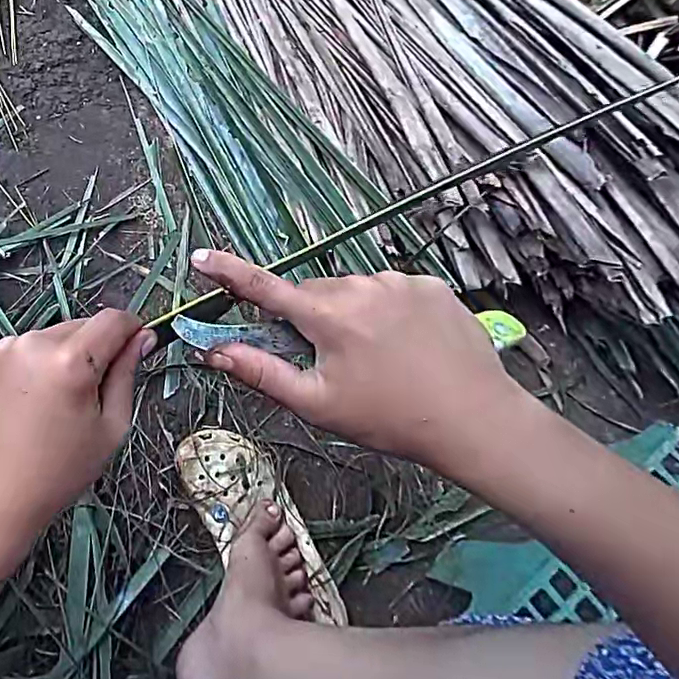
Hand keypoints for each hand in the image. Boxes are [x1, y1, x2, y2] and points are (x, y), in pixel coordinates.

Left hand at [0, 309, 151, 576]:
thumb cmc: (60, 471)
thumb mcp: (110, 428)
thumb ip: (127, 374)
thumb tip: (143, 336)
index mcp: (71, 361)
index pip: (113, 319)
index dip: (130, 329)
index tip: (134, 347)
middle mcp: (35, 343)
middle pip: (81, 326)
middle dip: (93, 349)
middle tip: (88, 392)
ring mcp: (4, 348)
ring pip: (51, 337)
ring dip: (61, 355)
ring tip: (52, 401)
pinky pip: (23, 349)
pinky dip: (32, 364)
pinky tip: (27, 400)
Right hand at [189, 250, 534, 473]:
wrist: (477, 421)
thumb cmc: (390, 419)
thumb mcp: (319, 404)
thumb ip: (262, 373)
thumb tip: (214, 353)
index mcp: (329, 316)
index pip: (264, 287)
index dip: (228, 271)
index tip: (202, 256)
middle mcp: (360, 286)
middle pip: (311, 292)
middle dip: (308, 316)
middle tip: (327, 356)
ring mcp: (398, 281)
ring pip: (350, 289)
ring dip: (347, 312)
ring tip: (375, 353)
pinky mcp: (428, 283)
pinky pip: (387, 287)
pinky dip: (384, 308)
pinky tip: (404, 340)